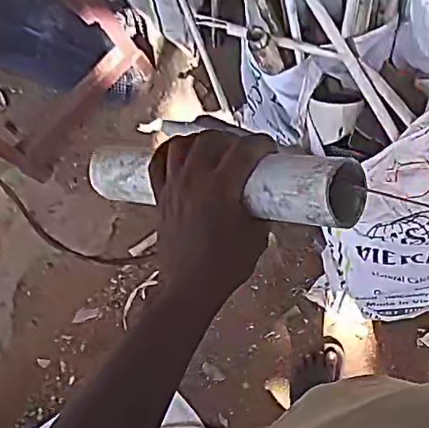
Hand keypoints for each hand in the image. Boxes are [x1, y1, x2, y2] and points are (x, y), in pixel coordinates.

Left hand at [149, 130, 273, 309]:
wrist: (189, 288)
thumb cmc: (223, 268)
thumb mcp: (256, 239)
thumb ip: (260, 212)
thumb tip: (261, 201)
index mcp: (221, 187)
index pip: (245, 149)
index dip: (262, 145)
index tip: (269, 150)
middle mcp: (194, 180)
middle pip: (212, 139)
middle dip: (233, 139)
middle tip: (245, 150)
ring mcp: (174, 186)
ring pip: (183, 144)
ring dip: (202, 140)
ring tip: (215, 148)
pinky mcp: (161, 197)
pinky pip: (159, 162)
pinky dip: (170, 152)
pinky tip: (181, 154)